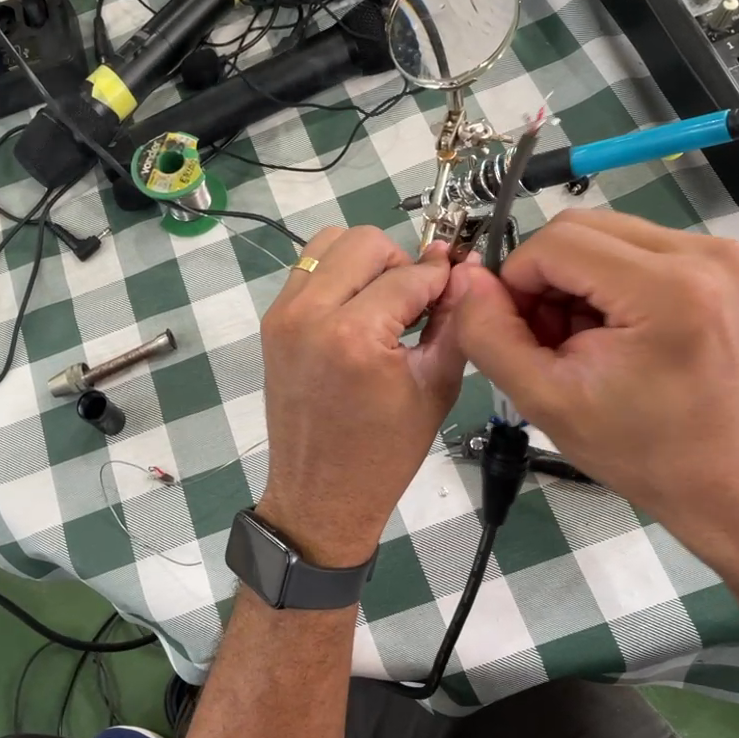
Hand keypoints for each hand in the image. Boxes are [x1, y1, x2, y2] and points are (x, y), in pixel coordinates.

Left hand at [258, 228, 468, 568]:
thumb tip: (467, 268)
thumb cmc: (385, 454)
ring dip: (364, 261)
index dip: (442, 276)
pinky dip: (336, 276)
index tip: (458, 283)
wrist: (321, 495)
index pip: (410, 276)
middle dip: (400, 262)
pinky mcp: (271, 323)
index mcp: (354, 336)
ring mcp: (283, 315)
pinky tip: (357, 311)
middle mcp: (310, 314)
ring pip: (329, 243)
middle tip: (416, 299)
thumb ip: (454, 320)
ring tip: (384, 302)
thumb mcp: (436, 387)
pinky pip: (308, 270)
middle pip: (365, 242)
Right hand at [452, 210, 738, 565]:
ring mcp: (720, 254)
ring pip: (603, 233)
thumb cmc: (636, 449)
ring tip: (577, 339)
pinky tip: (606, 330)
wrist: (724, 478)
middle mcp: (703, 254)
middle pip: (579, 228)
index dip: (516, 280)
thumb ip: (489, 334)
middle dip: (544, 277)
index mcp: (667, 288)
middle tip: (545, 338)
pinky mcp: (722, 263)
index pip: (555, 242)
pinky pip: (632, 246)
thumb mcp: (543, 399)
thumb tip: (465, 277)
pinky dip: (603, 280)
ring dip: (571, 279)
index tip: (516, 332)